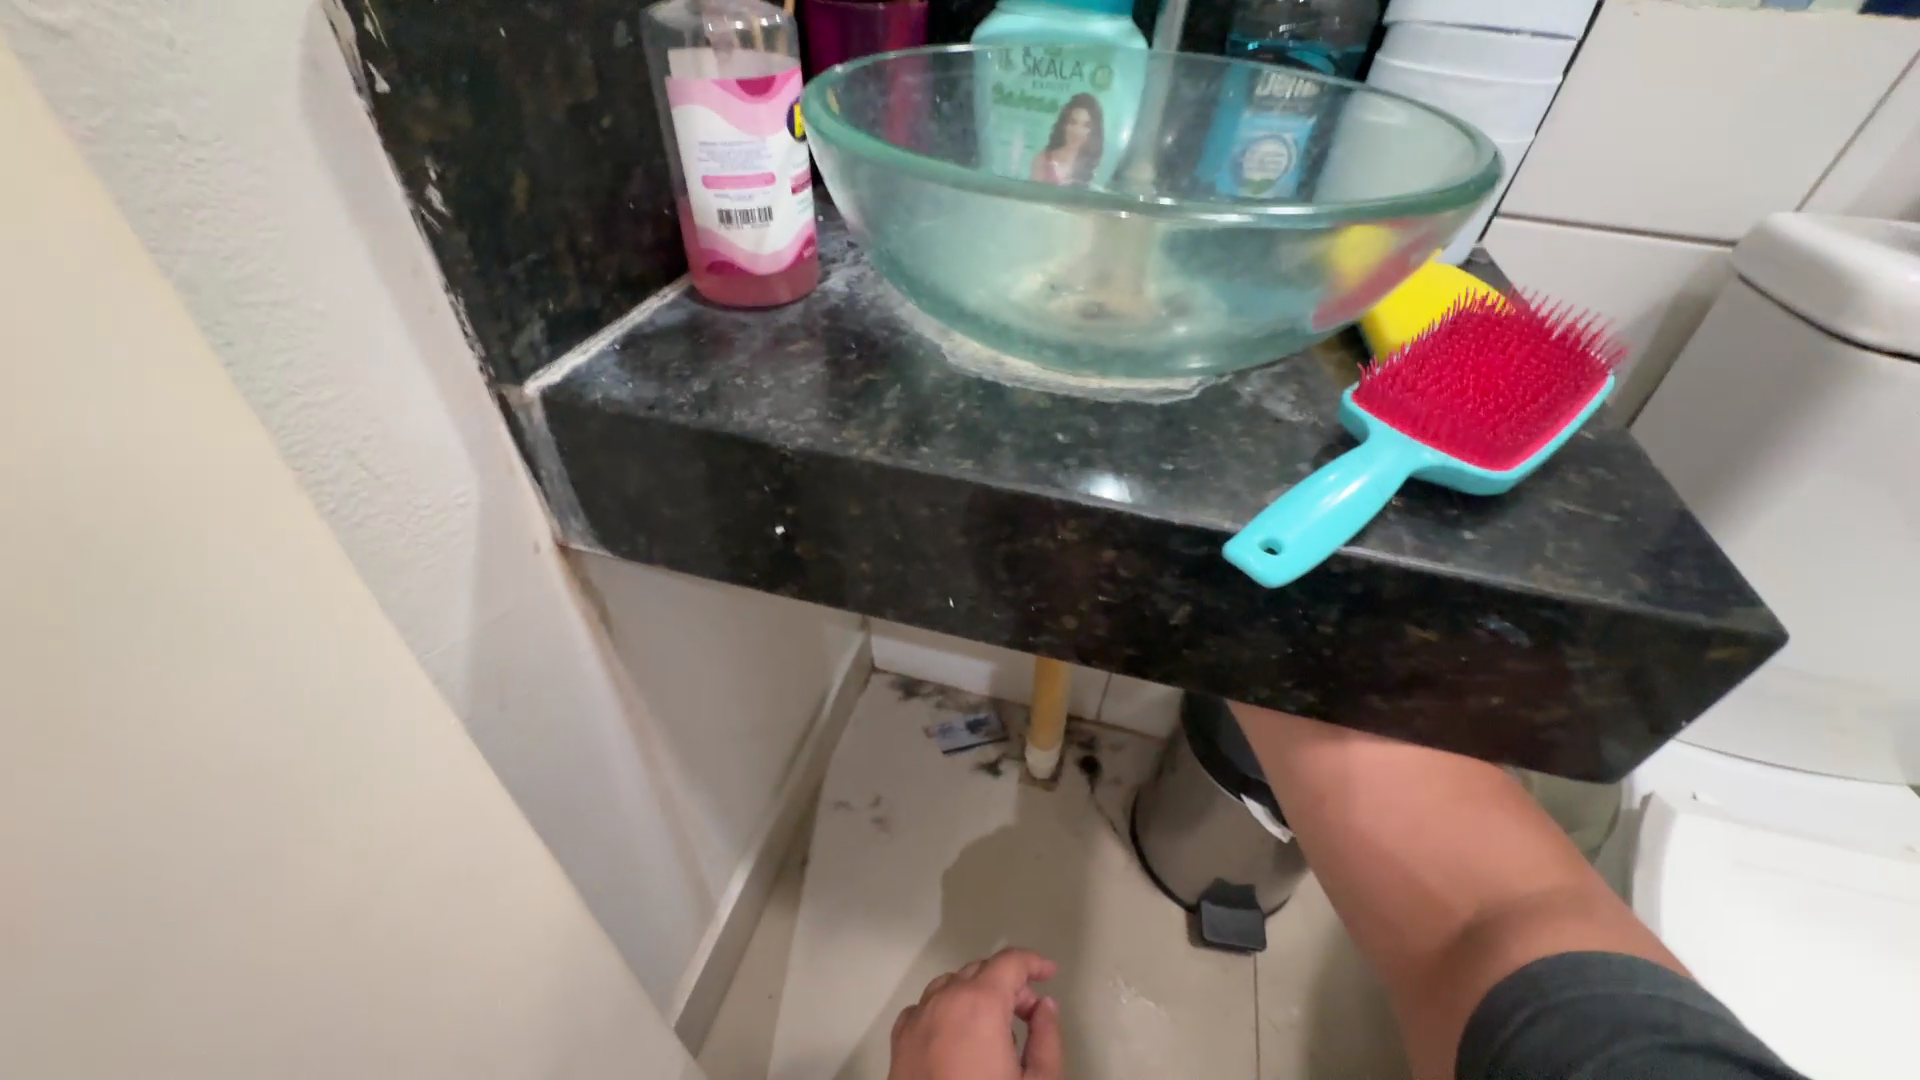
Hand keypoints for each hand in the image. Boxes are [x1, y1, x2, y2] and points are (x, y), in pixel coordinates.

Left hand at [888, 948, 1064, 1079]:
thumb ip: (1047, 1038)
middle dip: (1009, 984)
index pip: (1010, 962)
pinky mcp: (899, 1042)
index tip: (1050, 973)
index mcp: (980, 1003)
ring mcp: (917, 1019)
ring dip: (976, 994)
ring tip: (996, 1030)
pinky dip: (947, 1010)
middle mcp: (945, 1000)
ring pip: (951, 985)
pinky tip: (959, 1038)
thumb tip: (1044, 1007)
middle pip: (981, 970)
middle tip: (1030, 1014)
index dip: (1034, 963)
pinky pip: (926, 1008)